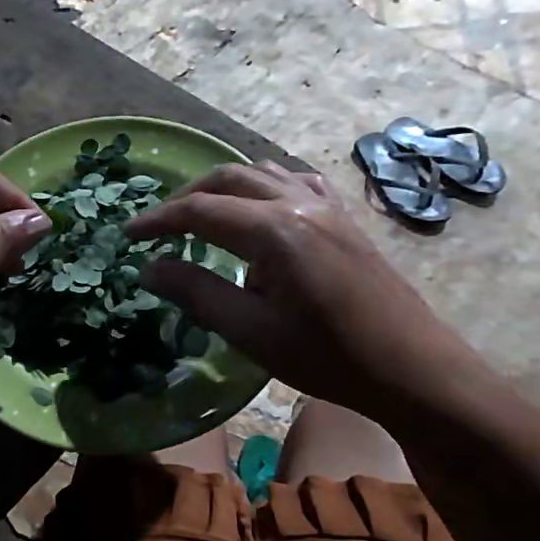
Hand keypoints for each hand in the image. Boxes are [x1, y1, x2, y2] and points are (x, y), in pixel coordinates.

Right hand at [127, 161, 476, 415]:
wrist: (411, 367)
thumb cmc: (328, 357)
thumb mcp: (252, 333)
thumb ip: (196, 294)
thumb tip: (148, 269)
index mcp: (274, 230)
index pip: (201, 210)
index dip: (159, 220)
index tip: (128, 236)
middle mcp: (299, 203)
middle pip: (229, 178)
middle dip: (187, 197)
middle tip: (160, 227)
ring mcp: (327, 207)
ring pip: (263, 173)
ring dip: (224, 188)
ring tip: (202, 217)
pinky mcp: (344, 219)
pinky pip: (296, 184)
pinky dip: (264, 189)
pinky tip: (261, 211)